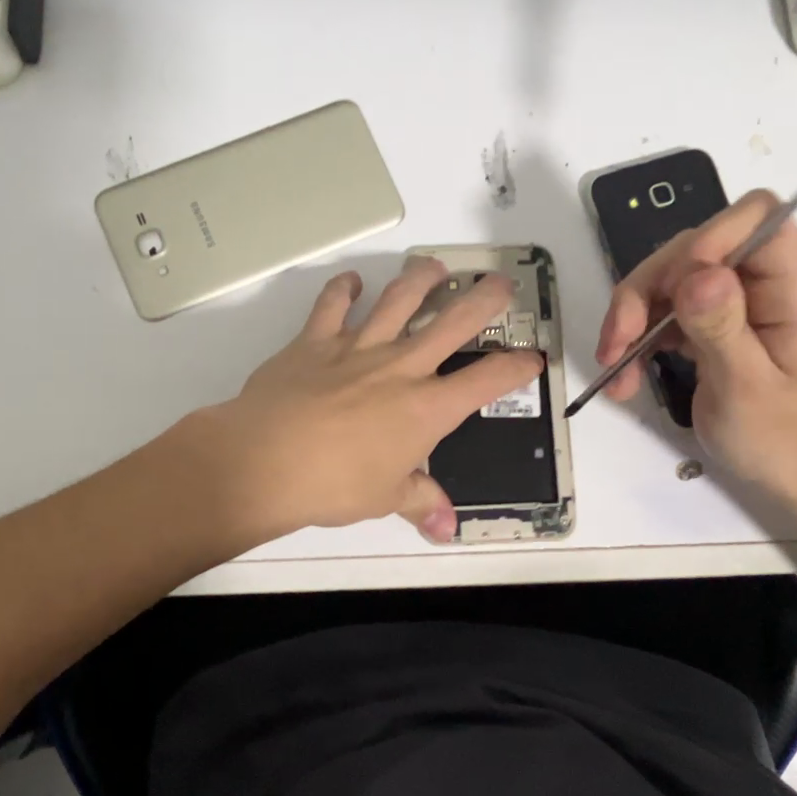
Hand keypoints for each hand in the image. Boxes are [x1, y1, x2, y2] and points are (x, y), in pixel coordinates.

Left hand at [187, 258, 542, 541]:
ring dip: (420, 279)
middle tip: (501, 283)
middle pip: (454, 321)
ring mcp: (357, 348)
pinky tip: (351, 280)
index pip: (487, 381)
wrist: (264, 460)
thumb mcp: (384, 498)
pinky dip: (343, 288)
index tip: (532, 359)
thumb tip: (446, 528)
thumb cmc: (332, 485)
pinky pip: (332, 305)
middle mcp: (400, 367)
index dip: (517, 368)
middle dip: (485, 299)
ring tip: (434, 266)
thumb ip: (419, 502)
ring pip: (398, 299)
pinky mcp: (314, 340)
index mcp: (427, 408)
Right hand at [594, 190, 796, 505]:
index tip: (672, 288)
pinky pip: (664, 309)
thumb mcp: (748, 388)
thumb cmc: (780, 439)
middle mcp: (765, 285)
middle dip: (648, 289)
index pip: (758, 219)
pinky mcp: (711, 322)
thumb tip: (698, 275)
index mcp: (795, 290)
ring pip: (670, 279)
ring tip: (614, 366)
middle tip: (619, 341)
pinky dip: (636, 337)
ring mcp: (735, 303)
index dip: (708, 238)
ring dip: (632, 317)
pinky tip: (625, 373)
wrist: (789, 475)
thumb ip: (723, 329)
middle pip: (695, 249)